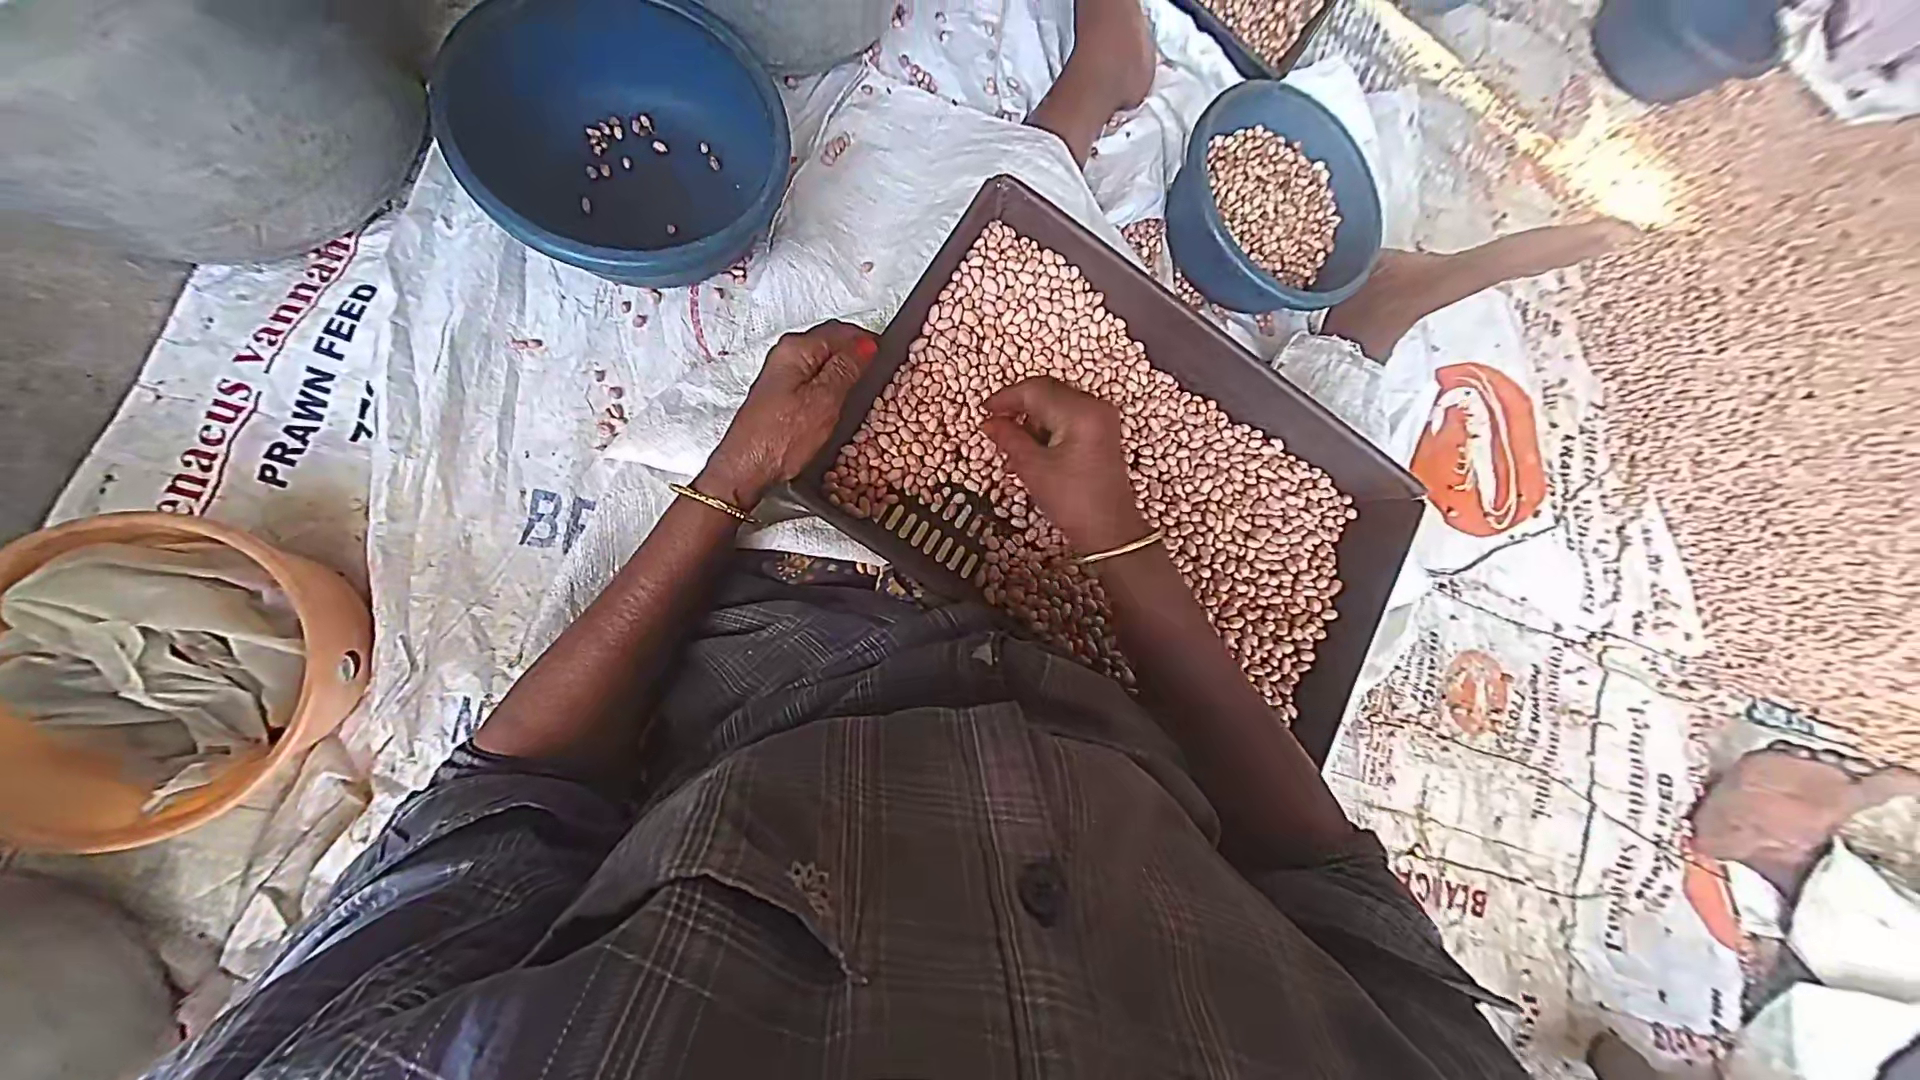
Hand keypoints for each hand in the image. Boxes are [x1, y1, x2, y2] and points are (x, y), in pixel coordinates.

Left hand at [702, 320, 877, 507]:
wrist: (746, 468)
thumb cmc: (782, 437)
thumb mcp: (824, 401)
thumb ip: (846, 369)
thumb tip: (865, 345)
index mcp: (797, 349)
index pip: (841, 331)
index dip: (867, 340)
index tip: (890, 354)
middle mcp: (786, 355)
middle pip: (830, 343)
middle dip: (856, 352)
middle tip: (883, 370)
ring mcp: (781, 375)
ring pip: (822, 362)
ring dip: (845, 369)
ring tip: (867, 385)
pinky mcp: (781, 395)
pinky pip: (813, 379)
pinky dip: (832, 384)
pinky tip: (842, 400)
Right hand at [980, 376, 1149, 553]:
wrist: (1109, 532)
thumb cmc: (1073, 502)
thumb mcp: (1033, 468)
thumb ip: (1009, 438)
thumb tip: (989, 423)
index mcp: (1080, 412)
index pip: (1035, 390)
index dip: (1005, 398)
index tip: (985, 410)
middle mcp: (1094, 408)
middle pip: (1046, 394)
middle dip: (1018, 410)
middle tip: (995, 428)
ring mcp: (1101, 420)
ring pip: (1055, 407)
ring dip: (1030, 423)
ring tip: (1012, 452)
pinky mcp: (1101, 434)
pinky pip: (1067, 420)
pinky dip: (1046, 431)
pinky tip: (1031, 453)